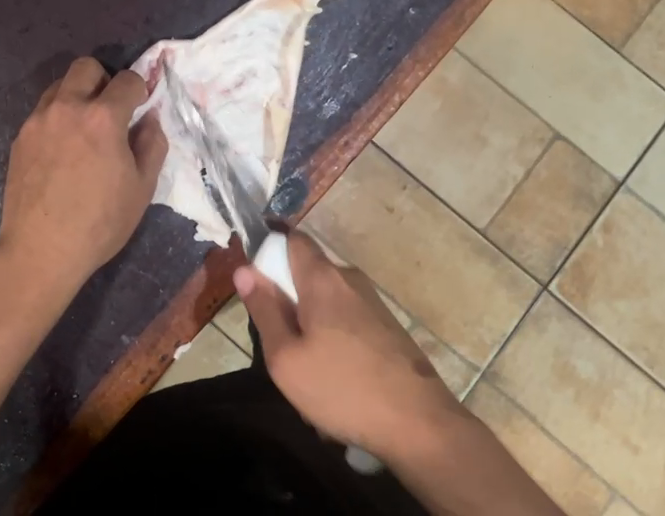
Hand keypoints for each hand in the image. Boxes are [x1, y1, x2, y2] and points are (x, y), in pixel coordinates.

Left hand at [0, 58, 166, 298]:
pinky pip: (42, 112)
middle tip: (111, 109)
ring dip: (77, 95)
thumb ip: (152, 144)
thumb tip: (150, 118)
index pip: (127, 80)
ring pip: (59, 86)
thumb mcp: (142, 188)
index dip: (139, 89)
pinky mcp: (20, 137)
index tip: (141, 105)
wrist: (41, 249)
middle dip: (104, 79)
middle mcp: (68, 107)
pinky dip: (57, 118)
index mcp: (103, 117)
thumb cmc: (100, 222)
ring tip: (84, 128)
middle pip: (86, 67)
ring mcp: (38, 120)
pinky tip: (62, 150)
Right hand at [235, 232, 466, 460]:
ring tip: (308, 371)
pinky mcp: (389, 328)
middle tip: (279, 342)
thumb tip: (244, 269)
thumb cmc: (342, 388)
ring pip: (327, 302)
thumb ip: (264, 310)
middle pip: (308, 272)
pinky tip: (336, 380)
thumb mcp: (286, 357)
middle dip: (288, 299)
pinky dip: (334, 340)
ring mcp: (374, 304)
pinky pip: (348, 321)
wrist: (420, 425)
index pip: (292, 238)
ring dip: (311, 326)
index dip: (269, 250)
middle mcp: (350, 280)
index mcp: (323, 278)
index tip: (256, 282)